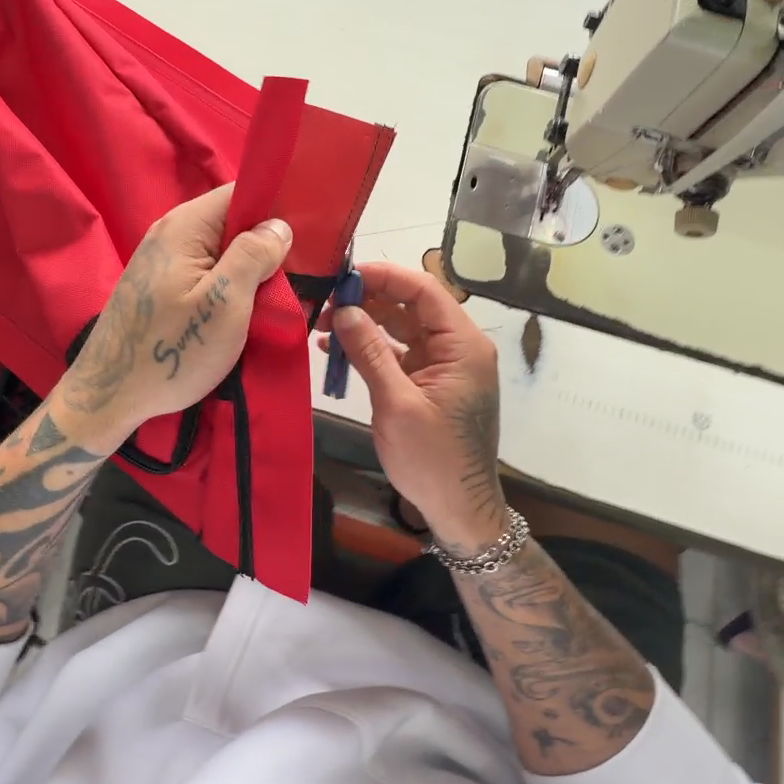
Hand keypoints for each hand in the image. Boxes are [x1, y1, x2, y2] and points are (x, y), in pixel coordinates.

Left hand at [55, 184, 292, 448]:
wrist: (110, 395)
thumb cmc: (170, 352)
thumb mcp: (225, 304)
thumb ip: (253, 255)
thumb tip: (278, 225)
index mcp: (186, 226)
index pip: (241, 193)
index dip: (276, 209)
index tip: (307, 239)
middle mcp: (171, 233)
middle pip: (233, 223)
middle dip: (266, 248)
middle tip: (298, 279)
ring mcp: (163, 261)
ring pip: (222, 253)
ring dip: (250, 274)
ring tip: (276, 301)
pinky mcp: (162, 288)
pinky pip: (207, 274)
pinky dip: (230, 290)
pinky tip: (245, 314)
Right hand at [318, 262, 504, 553]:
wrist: (458, 507)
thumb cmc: (433, 458)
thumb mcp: (397, 403)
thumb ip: (371, 352)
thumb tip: (343, 310)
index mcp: (463, 345)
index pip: (424, 290)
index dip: (384, 276)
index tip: (343, 276)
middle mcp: (457, 347)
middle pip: (411, 305)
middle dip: (367, 299)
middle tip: (323, 304)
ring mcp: (443, 364)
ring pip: (401, 326)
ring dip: (363, 323)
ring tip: (321, 324)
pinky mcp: (427, 382)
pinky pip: (397, 352)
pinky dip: (369, 348)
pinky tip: (334, 349)